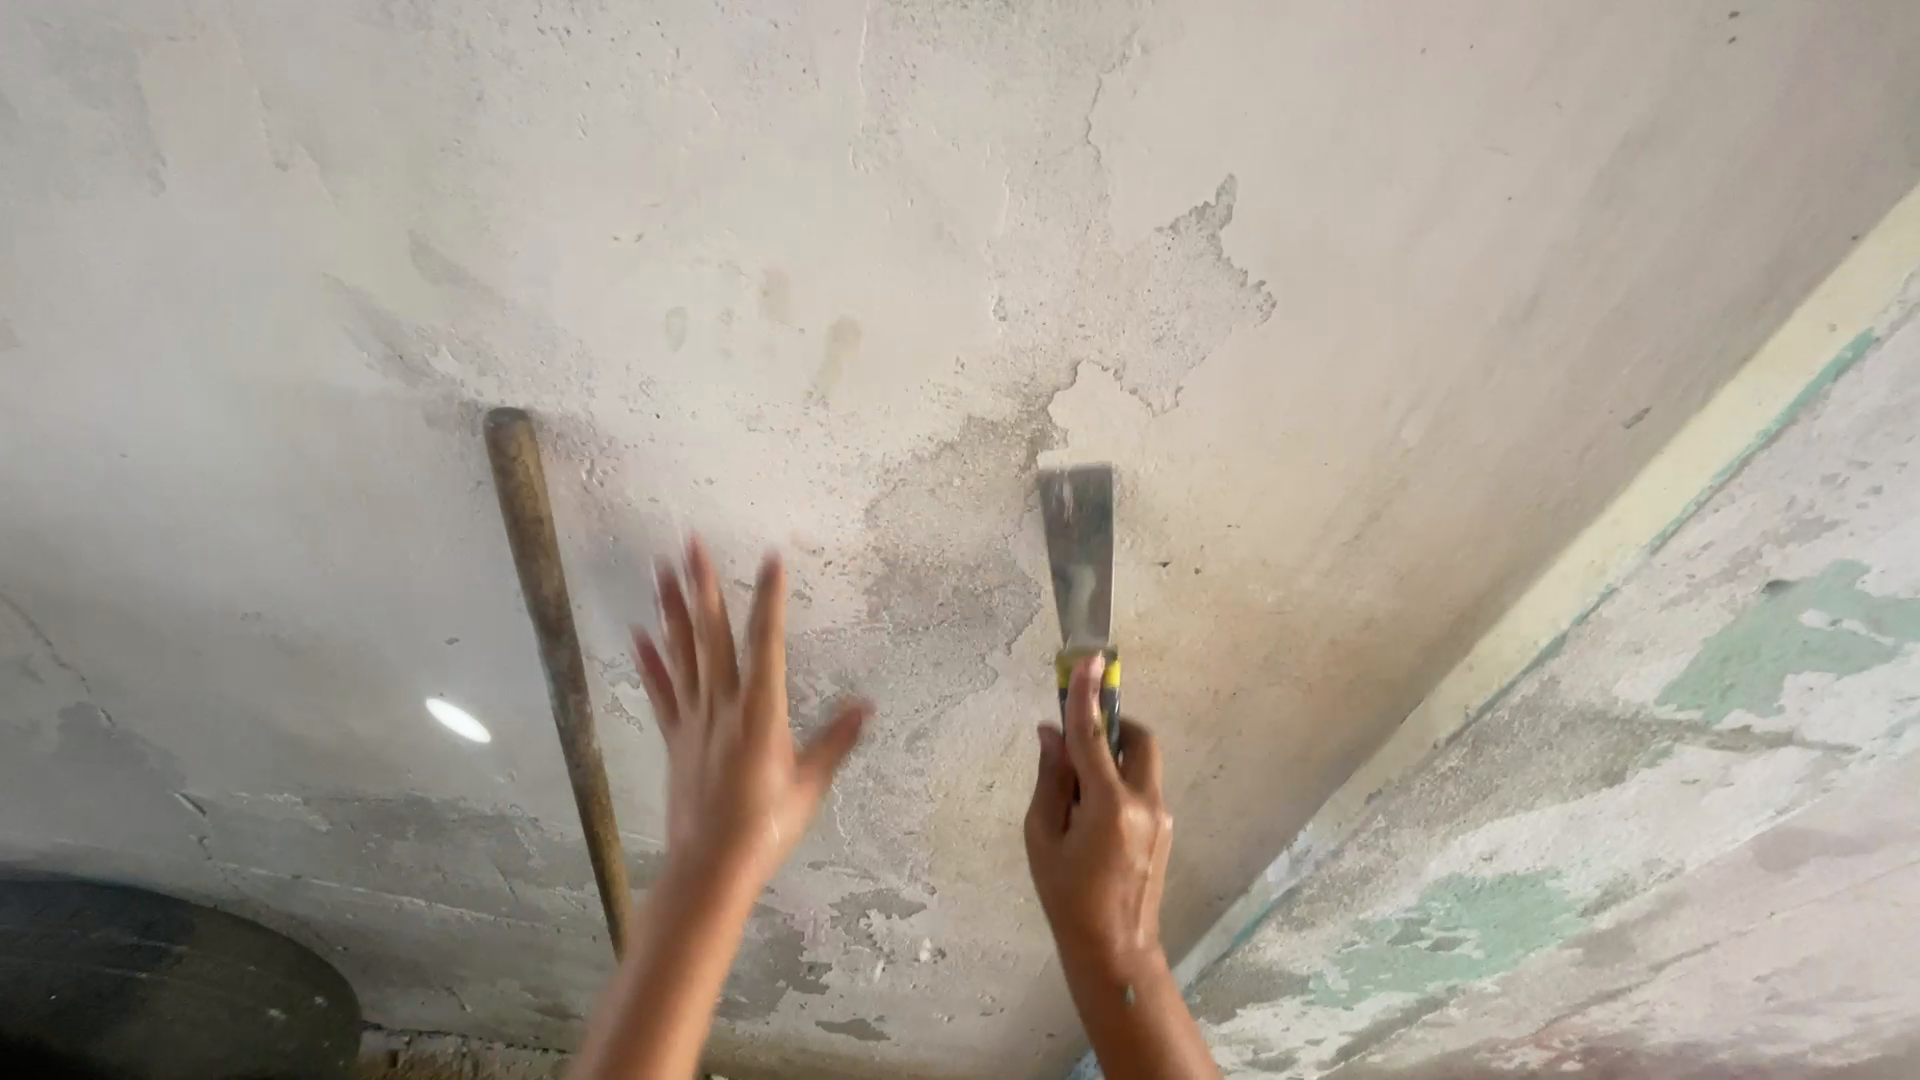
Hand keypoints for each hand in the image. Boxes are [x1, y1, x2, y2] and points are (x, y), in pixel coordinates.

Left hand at [632, 537, 868, 889]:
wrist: (710, 867)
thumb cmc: (767, 826)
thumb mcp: (811, 783)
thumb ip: (836, 740)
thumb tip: (867, 706)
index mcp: (761, 711)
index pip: (766, 642)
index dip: (769, 599)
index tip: (770, 560)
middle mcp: (723, 705)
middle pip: (711, 635)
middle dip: (702, 586)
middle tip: (689, 544)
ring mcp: (694, 719)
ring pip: (682, 653)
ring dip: (673, 610)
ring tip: (662, 571)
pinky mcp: (676, 738)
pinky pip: (661, 692)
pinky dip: (650, 662)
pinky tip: (639, 633)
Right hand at [1025, 654, 1171, 971]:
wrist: (1116, 952)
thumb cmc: (1067, 898)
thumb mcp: (1042, 836)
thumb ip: (1050, 778)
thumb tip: (1052, 733)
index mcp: (1110, 805)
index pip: (1094, 735)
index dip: (1087, 694)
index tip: (1089, 658)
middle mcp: (1145, 802)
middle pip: (1139, 738)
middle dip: (1113, 724)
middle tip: (1079, 741)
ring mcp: (1161, 816)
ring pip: (1142, 762)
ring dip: (1113, 756)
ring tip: (1079, 791)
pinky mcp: (1164, 828)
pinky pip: (1141, 785)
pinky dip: (1118, 780)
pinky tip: (1093, 815)